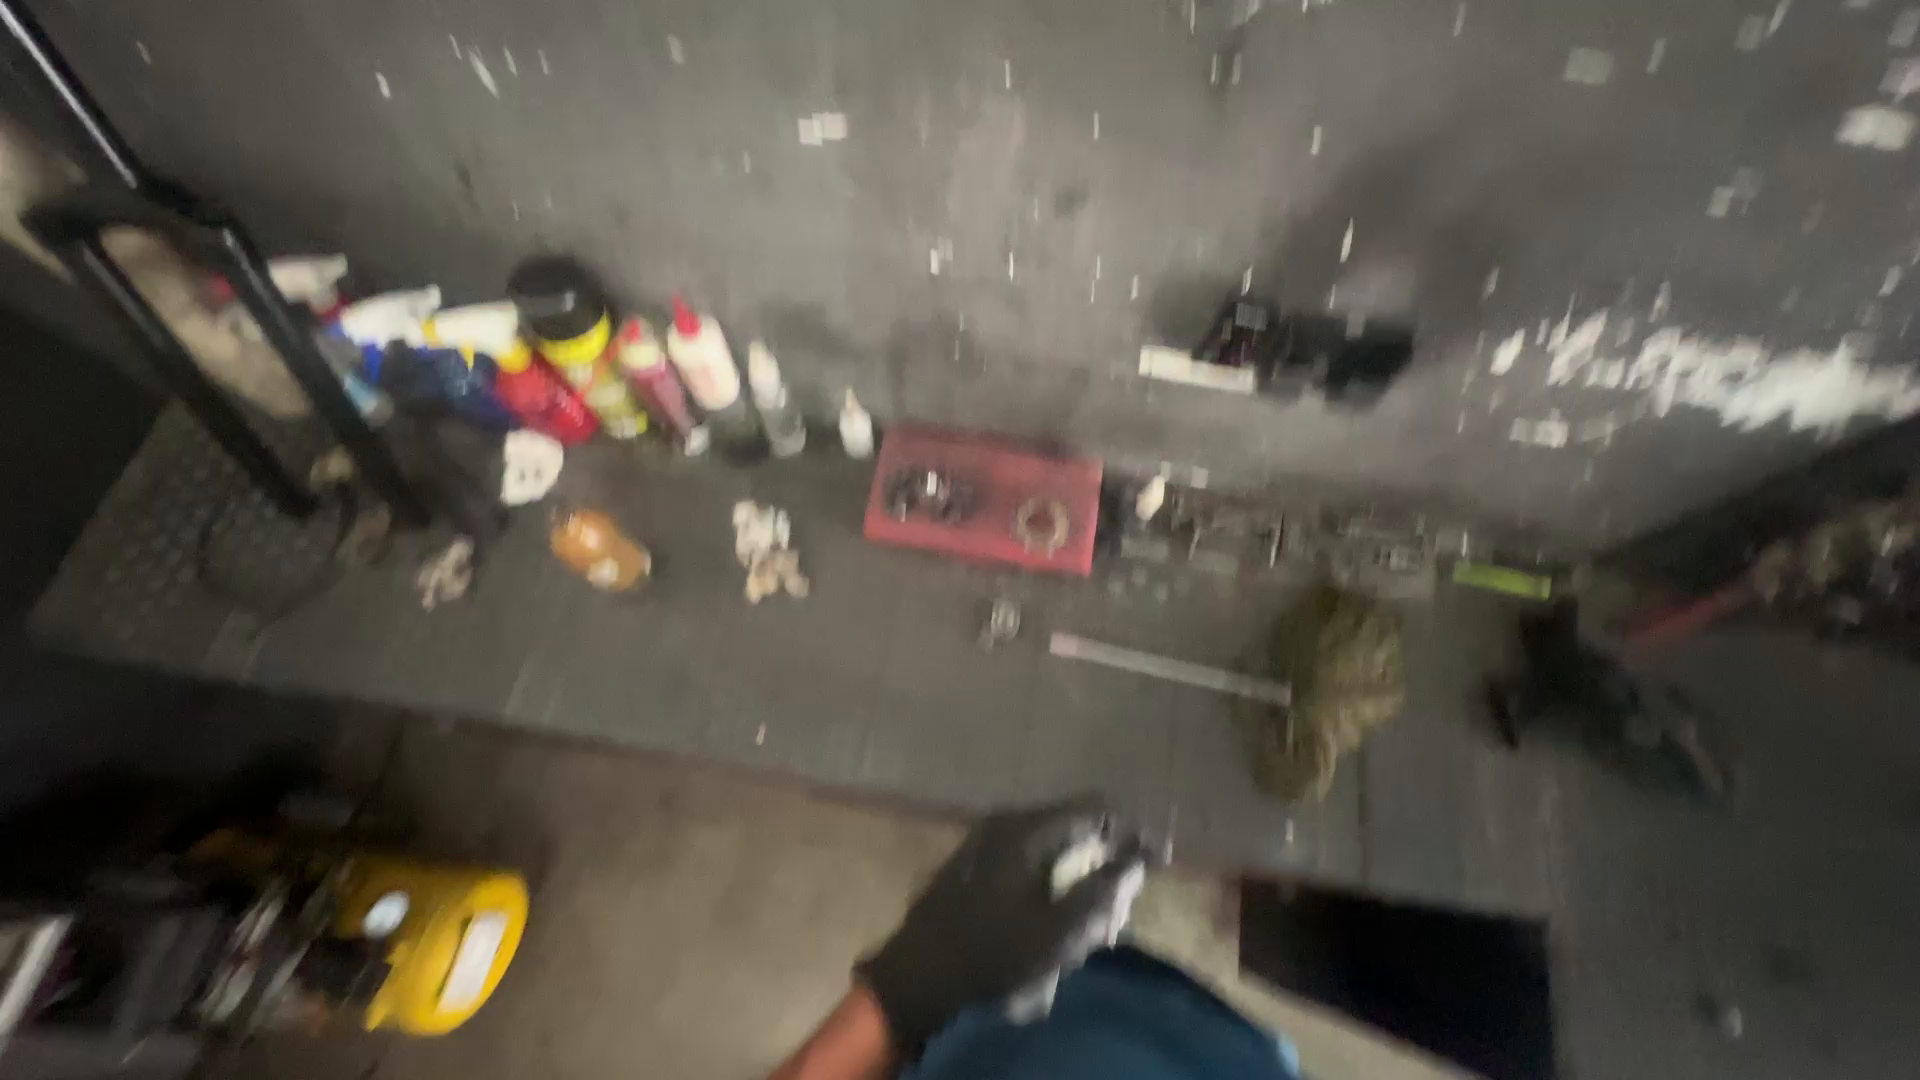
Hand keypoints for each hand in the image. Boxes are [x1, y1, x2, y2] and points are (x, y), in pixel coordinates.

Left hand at [854, 798, 1147, 1057]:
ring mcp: (986, 836)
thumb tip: (1141, 855)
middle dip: (1103, 858)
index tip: (1157, 860)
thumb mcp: (1059, 929)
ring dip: (1076, 872)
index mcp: (1030, 827)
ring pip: (1050, 842)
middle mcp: (1008, 820)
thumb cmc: (994, 949)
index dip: (1131, 831)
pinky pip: (1027, 855)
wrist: (920, 969)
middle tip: (1118, 902)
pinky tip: (1050, 914)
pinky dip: (1049, 877)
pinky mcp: (974, 858)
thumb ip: (1103, 888)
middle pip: (1074, 825)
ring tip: (1087, 918)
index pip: (1095, 809)